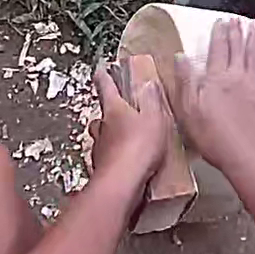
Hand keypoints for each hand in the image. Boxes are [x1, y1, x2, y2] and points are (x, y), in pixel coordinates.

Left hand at [89, 63, 170, 185]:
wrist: (122, 183)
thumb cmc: (140, 145)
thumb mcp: (155, 118)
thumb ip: (152, 100)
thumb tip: (148, 83)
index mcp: (114, 109)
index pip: (105, 87)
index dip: (103, 77)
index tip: (101, 70)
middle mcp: (102, 127)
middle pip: (100, 116)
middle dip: (107, 113)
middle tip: (118, 112)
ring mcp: (99, 149)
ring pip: (101, 138)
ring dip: (109, 137)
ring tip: (123, 139)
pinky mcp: (101, 169)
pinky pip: (106, 158)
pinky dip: (113, 157)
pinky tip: (124, 162)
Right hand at [172, 18, 254, 172]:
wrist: (244, 154)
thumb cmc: (213, 136)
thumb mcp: (187, 109)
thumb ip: (185, 80)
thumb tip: (180, 57)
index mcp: (216, 79)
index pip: (217, 50)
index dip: (219, 34)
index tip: (221, 21)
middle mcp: (236, 78)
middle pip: (236, 49)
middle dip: (237, 32)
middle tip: (238, 19)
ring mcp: (254, 88)